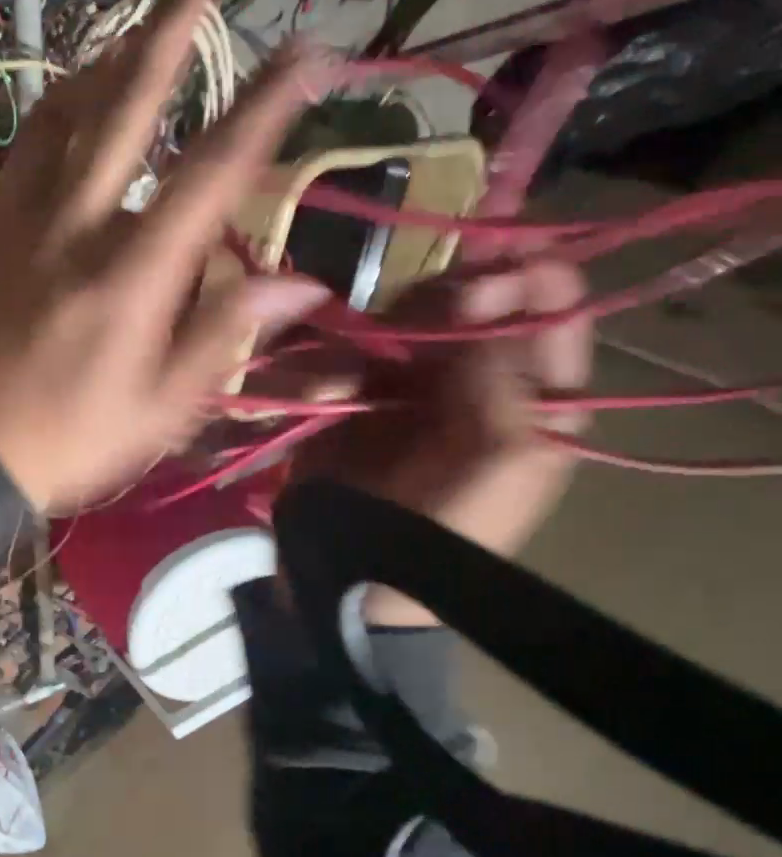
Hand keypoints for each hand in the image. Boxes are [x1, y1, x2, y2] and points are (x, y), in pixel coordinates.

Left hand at [0, 0, 333, 512]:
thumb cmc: (68, 439)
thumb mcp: (159, 409)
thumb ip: (223, 336)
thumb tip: (298, 285)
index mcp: (131, 275)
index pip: (211, 173)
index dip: (263, 108)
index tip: (306, 55)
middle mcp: (74, 230)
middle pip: (123, 112)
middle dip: (166, 38)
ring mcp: (17, 226)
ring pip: (58, 121)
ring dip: (99, 70)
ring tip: (128, 40)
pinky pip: (15, 158)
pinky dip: (46, 123)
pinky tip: (63, 116)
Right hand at [293, 261, 595, 625]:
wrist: (360, 581)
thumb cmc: (449, 530)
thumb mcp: (508, 457)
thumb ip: (511, 372)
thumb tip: (504, 286)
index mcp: (531, 388)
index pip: (546, 304)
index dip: (523, 276)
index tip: (490, 277)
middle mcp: (466, 374)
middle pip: (456, 299)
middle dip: (430, 304)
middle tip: (407, 321)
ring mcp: (397, 386)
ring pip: (381, 325)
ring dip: (356, 345)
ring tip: (334, 388)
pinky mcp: (336, 403)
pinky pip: (323, 362)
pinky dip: (311, 373)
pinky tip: (311, 401)